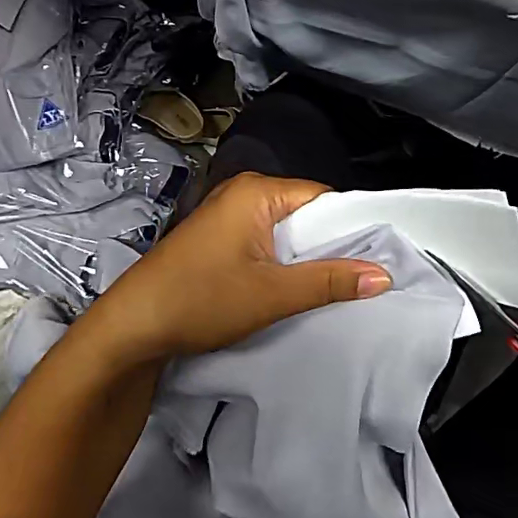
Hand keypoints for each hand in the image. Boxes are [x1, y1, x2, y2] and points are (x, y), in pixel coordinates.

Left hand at [76, 173, 391, 366]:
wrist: (134, 326)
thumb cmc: (201, 300)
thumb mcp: (272, 294)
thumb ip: (329, 281)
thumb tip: (383, 275)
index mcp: (256, 191)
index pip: (321, 197)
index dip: (351, 225)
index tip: (376, 256)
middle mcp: (242, 193)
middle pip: (304, 211)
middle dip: (329, 244)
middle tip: (360, 277)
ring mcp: (227, 214)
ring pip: (285, 229)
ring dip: (305, 256)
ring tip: (331, 285)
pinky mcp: (219, 237)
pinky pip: (265, 240)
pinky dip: (282, 260)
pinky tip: (294, 285)